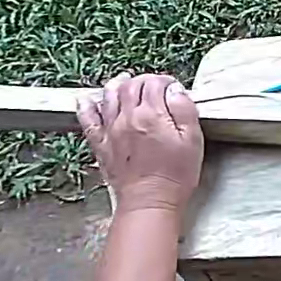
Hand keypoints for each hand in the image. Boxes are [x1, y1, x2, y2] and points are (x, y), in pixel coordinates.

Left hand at [77, 72, 204, 214]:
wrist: (150, 201)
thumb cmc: (177, 173)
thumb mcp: (193, 139)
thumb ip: (185, 109)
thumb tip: (175, 90)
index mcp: (152, 115)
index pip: (155, 84)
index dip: (166, 80)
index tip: (174, 86)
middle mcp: (127, 118)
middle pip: (131, 86)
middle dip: (143, 80)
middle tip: (154, 84)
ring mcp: (110, 131)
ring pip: (108, 96)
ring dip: (117, 85)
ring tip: (126, 81)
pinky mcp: (101, 145)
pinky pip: (87, 119)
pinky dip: (86, 106)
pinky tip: (88, 99)